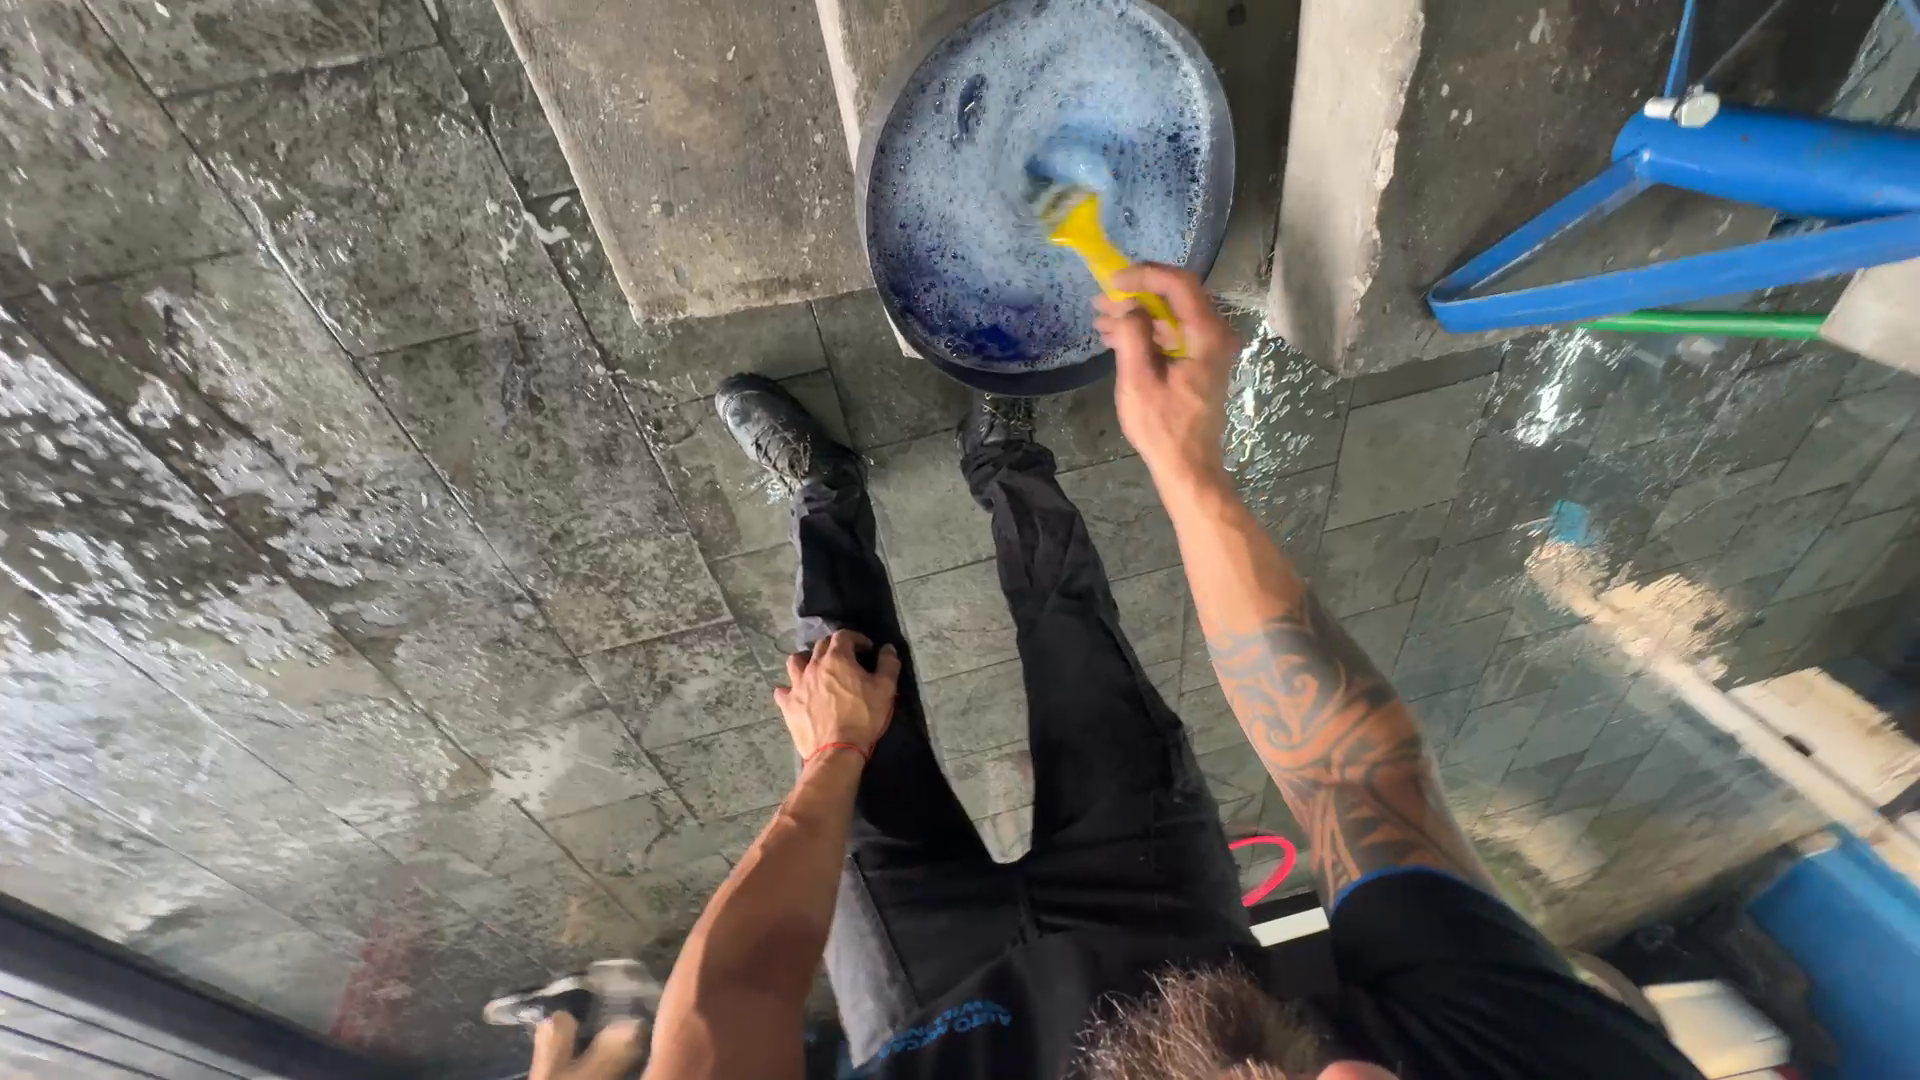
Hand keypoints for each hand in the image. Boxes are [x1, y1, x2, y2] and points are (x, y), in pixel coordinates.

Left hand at [775, 630, 900, 764]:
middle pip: (820, 645)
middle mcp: (813, 666)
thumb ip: (888, 664)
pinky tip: (796, 693)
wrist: (837, 751)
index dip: (857, 638)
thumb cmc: (864, 717)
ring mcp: (797, 685)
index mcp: (837, 659)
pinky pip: (782, 690)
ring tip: (816, 669)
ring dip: (806, 660)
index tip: (866, 649)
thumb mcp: (885, 689)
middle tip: (847, 658)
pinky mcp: (788, 705)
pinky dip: (789, 689)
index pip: (843, 635)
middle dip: (835, 647)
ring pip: (795, 661)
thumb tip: (887, 648)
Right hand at [1092, 263, 1237, 487]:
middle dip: (1137, 295)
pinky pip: (1175, 334)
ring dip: (1138, 315)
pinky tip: (1118, 339)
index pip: (1178, 283)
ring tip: (1102, 322)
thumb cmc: (1163, 428)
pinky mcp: (1202, 362)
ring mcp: (1211, 349)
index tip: (1112, 282)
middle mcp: (1216, 335)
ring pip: (1172, 316)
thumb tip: (1127, 308)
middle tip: (1101, 302)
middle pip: (1176, 296)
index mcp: (1207, 335)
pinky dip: (1148, 333)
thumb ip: (1132, 336)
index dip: (1144, 275)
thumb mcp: (1139, 381)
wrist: (1188, 466)